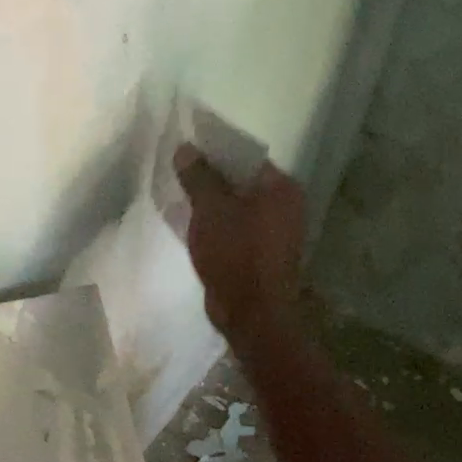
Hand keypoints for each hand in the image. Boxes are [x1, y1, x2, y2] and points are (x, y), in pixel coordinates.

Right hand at [174, 143, 306, 339]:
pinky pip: (233, 227)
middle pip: (241, 181)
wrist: (252, 315)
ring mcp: (274, 232)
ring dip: (210, 201)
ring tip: (177, 192)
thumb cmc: (236, 253)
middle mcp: (285, 206)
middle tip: (176, 169)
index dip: (215, 149)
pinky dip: (214, 223)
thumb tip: (185, 148)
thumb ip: (198, 176)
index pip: (246, 156)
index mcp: (282, 188)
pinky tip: (187, 221)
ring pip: (235, 206)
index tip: (186, 146)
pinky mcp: (259, 254)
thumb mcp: (211, 209)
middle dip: (210, 176)